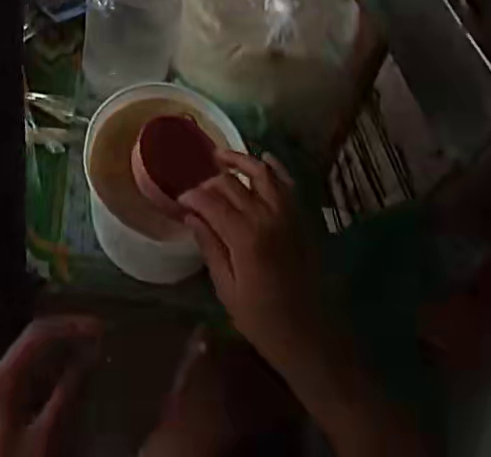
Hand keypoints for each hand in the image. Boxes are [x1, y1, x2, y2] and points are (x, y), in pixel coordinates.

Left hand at [0, 315, 102, 456]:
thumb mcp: (45, 438)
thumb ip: (68, 393)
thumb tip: (91, 355)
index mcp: (1, 380)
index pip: (38, 333)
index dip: (70, 325)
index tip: (100, 328)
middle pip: (35, 340)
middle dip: (69, 335)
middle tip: (101, 336)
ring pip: (35, 358)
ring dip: (64, 352)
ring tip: (94, 353)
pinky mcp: (4, 410)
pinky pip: (34, 378)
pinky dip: (56, 372)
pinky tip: (76, 379)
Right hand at [183, 153, 422, 456]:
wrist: (310, 334)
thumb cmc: (263, 320)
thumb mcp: (228, 290)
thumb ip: (210, 247)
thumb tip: (191, 216)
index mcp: (246, 238)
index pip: (212, 202)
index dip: (193, 196)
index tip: (180, 199)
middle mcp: (268, 216)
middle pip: (233, 184)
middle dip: (210, 181)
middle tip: (196, 188)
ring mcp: (288, 213)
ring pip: (262, 172)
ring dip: (240, 161)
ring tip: (221, 158)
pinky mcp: (302, 215)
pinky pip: (287, 182)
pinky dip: (274, 167)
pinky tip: (262, 160)